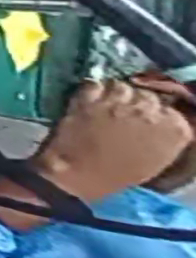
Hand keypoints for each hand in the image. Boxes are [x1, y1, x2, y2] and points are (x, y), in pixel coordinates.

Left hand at [31, 79, 195, 201]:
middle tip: (118, 105)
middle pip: (145, 94)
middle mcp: (153, 113)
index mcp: (178, 128)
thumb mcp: (160, 153)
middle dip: (133, 98)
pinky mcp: (88, 102)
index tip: (138, 111)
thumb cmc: (119, 171)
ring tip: (102, 99)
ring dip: (111, 90)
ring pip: (120, 86)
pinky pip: (92, 85)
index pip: (169, 106)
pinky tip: (86, 95)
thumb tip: (162, 116)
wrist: (79, 172)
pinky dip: (89, 88)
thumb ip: (164, 131)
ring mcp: (119, 105)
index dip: (151, 108)